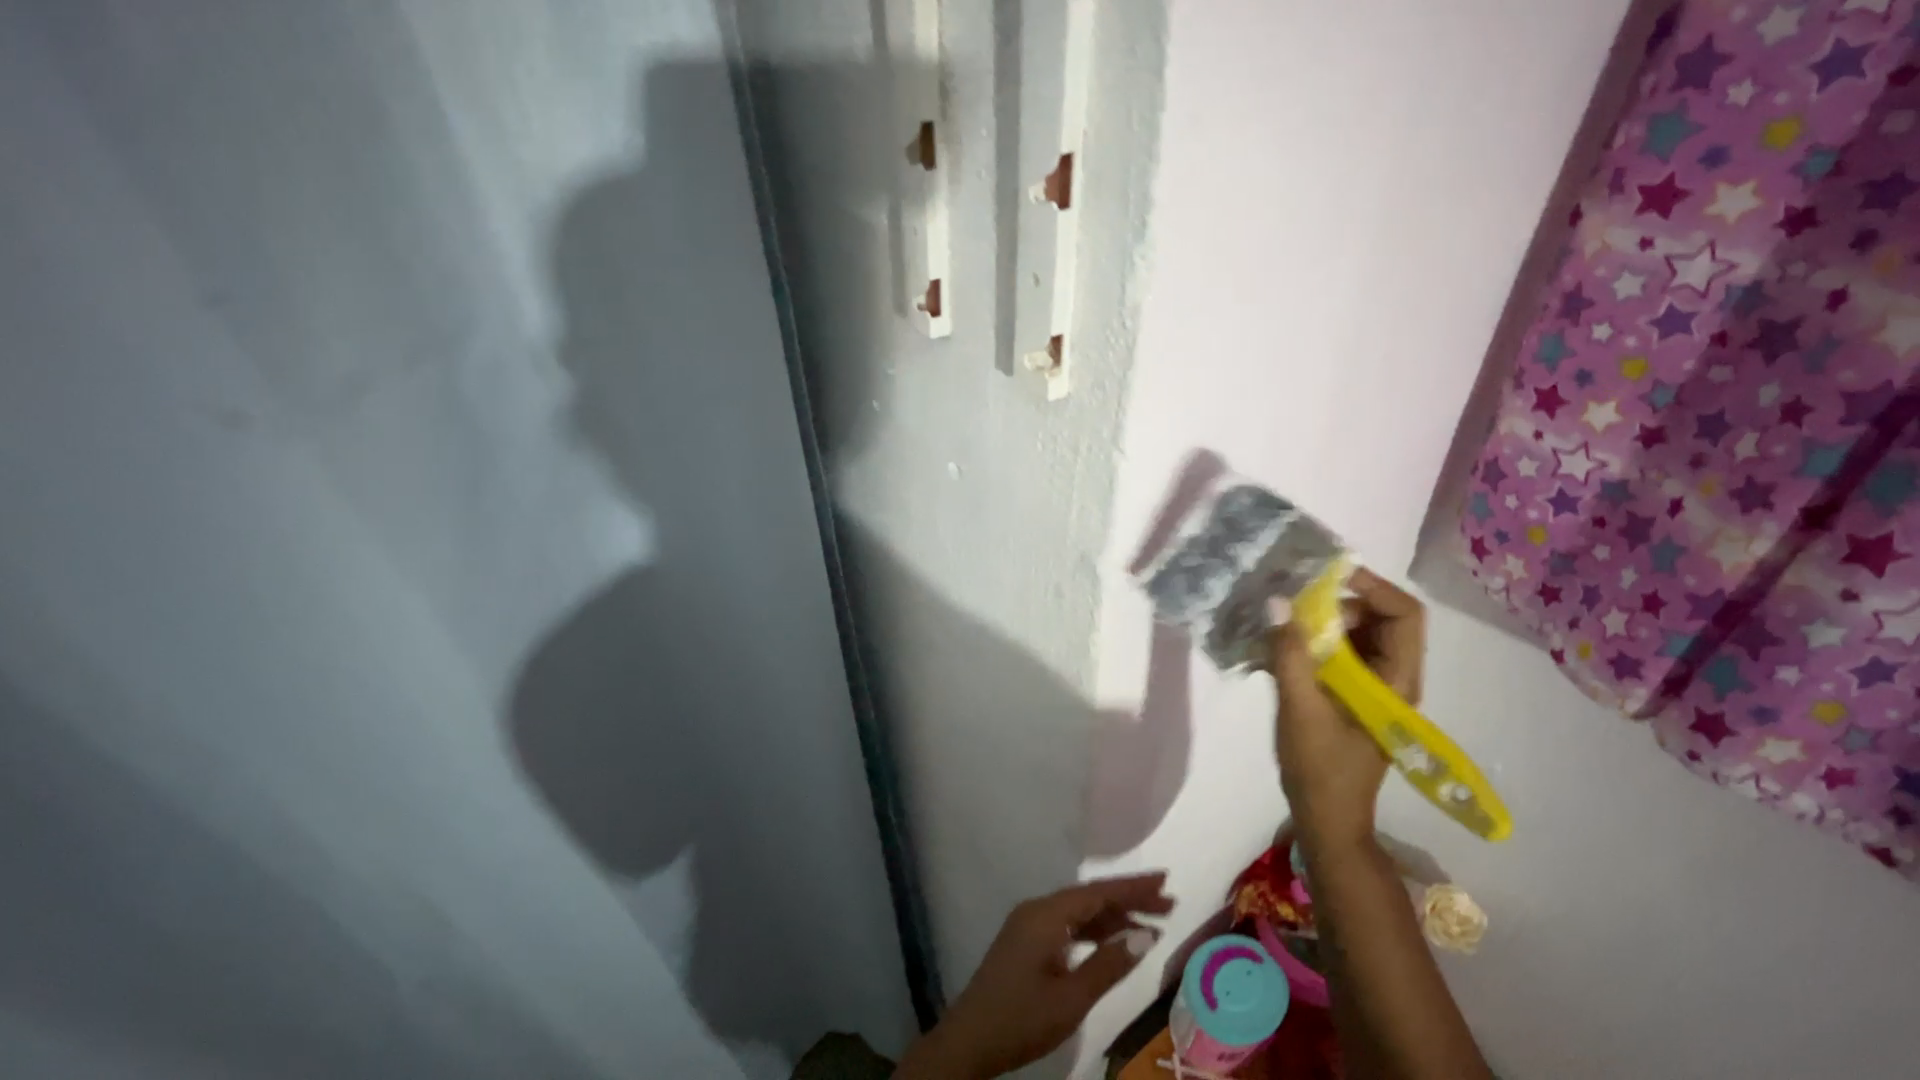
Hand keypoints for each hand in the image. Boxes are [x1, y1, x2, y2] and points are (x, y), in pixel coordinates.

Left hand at [894, 873, 1173, 1078]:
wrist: (969, 1041)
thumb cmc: (1021, 1018)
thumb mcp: (1072, 997)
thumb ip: (1110, 963)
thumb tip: (1146, 934)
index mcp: (1044, 915)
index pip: (1097, 892)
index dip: (1133, 886)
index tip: (1165, 879)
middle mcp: (1035, 911)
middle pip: (1089, 898)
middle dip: (1129, 900)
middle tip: (1169, 904)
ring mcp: (1028, 926)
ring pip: (1079, 913)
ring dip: (1114, 916)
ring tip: (1153, 923)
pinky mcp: (1026, 943)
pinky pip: (1067, 926)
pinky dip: (1094, 931)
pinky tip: (1115, 942)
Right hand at [1270, 568, 1425, 843]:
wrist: (1327, 821)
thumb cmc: (1321, 769)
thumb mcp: (1300, 709)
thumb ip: (1289, 654)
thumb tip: (1278, 601)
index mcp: (1397, 681)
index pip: (1405, 614)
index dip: (1372, 587)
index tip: (1326, 576)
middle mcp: (1394, 678)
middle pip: (1380, 619)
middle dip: (1338, 605)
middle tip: (1295, 606)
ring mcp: (1374, 689)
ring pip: (1358, 636)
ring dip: (1322, 625)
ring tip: (1282, 628)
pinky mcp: (1353, 698)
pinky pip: (1341, 656)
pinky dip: (1315, 646)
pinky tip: (1280, 653)